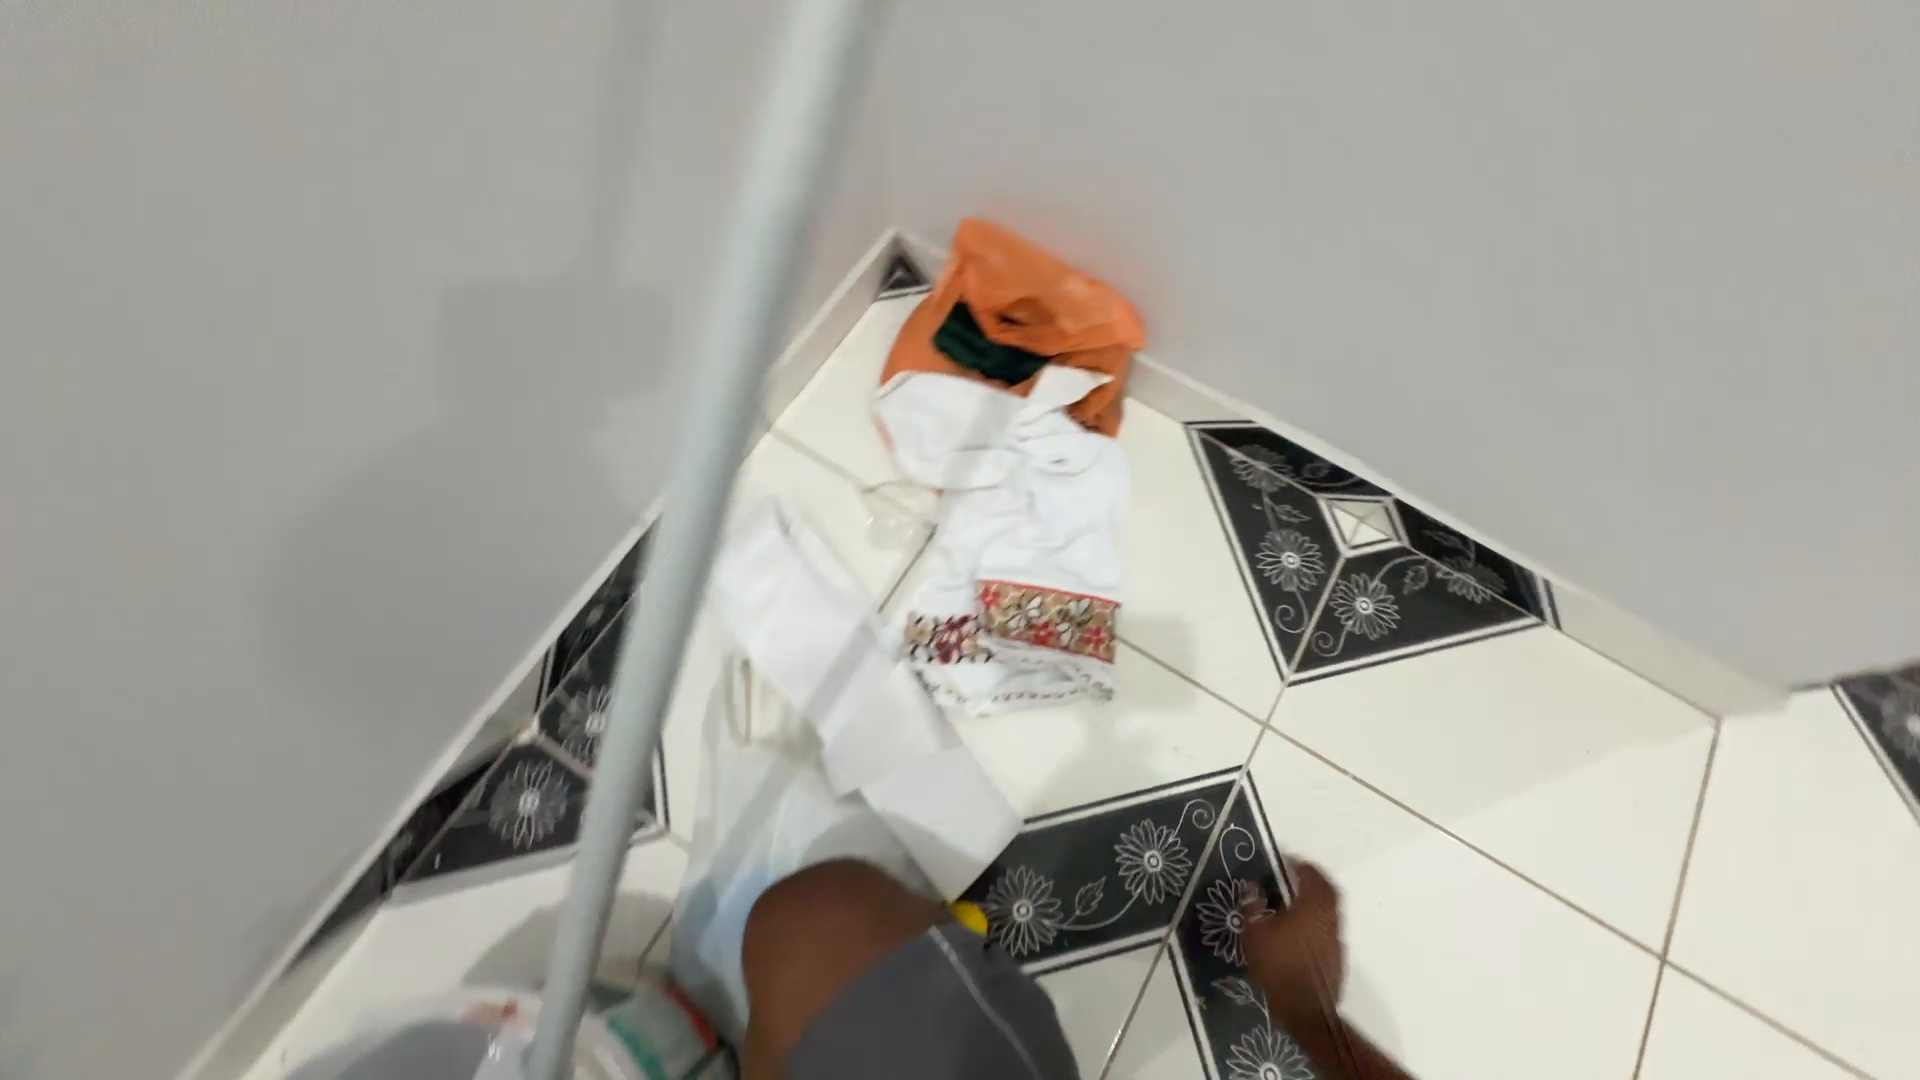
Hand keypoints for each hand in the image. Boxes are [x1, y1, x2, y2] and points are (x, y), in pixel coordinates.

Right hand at [1238, 860, 1343, 1023]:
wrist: (1305, 1009)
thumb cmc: (1277, 967)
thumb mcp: (1254, 934)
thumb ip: (1252, 906)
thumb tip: (1253, 886)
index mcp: (1310, 908)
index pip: (1312, 877)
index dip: (1301, 864)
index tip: (1288, 859)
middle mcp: (1328, 919)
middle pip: (1329, 890)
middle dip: (1314, 877)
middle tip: (1297, 872)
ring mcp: (1336, 938)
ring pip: (1332, 908)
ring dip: (1318, 896)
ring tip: (1299, 896)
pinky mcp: (1338, 954)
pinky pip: (1330, 924)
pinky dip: (1320, 915)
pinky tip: (1303, 924)